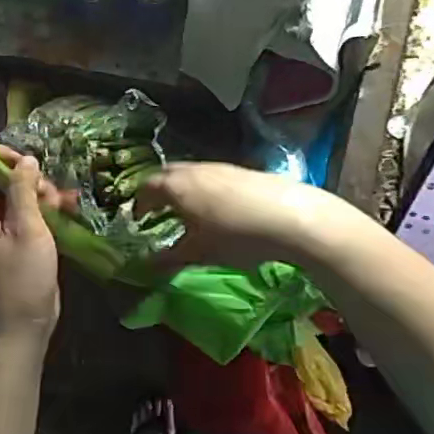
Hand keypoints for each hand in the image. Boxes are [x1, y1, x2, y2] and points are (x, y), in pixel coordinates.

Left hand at [0, 152, 59, 340]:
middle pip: (7, 180)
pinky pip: (35, 215)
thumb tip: (24, 160)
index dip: (2, 157)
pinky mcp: (25, 241)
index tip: (28, 158)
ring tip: (64, 205)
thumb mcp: (26, 229)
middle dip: (31, 179)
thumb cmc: (22, 276)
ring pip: (25, 197)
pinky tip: (70, 210)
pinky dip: (50, 211)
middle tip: (50, 194)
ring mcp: (8, 229)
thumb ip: (23, 191)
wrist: (26, 323)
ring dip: (45, 195)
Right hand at [138, 162, 366, 267]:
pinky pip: (210, 175)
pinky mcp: (242, 170)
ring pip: (189, 173)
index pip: (146, 188)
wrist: (295, 218)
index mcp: (175, 187)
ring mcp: (219, 167)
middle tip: (156, 210)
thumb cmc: (237, 237)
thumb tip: (147, 266)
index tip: (139, 220)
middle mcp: (193, 170)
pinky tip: (216, 208)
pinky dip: (202, 188)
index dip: (139, 204)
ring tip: (186, 210)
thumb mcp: (200, 253)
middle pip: (166, 174)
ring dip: (181, 188)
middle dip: (157, 191)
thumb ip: (169, 258)